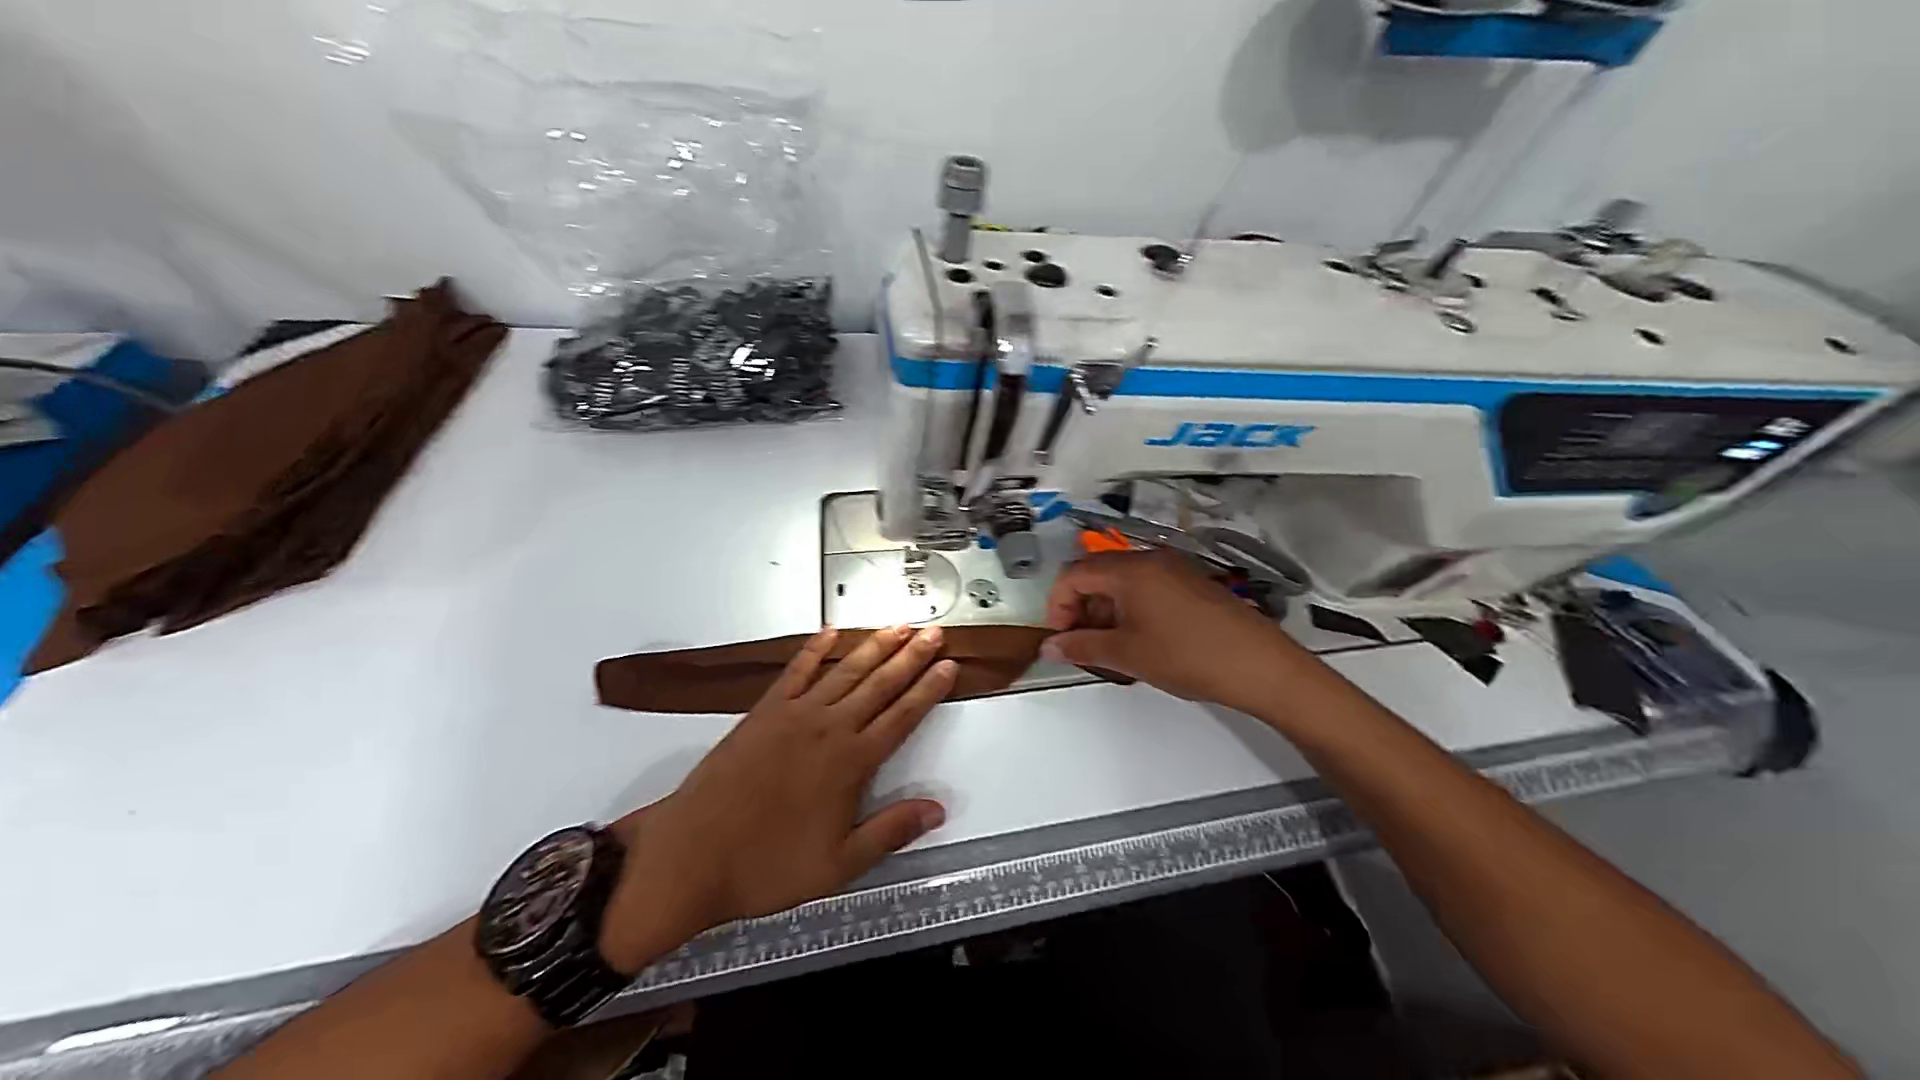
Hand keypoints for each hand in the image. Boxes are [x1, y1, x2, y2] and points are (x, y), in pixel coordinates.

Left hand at [598, 625, 955, 972]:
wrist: (692, 855)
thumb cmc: (766, 865)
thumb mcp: (838, 864)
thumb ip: (890, 831)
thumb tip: (935, 810)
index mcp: (851, 763)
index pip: (902, 716)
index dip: (928, 690)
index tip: (947, 667)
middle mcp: (828, 729)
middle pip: (880, 684)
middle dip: (911, 656)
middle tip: (933, 633)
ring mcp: (794, 715)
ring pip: (845, 670)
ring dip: (874, 646)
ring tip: (897, 626)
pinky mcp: (764, 712)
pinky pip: (796, 671)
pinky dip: (814, 650)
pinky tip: (829, 634)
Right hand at [1042, 549, 1300, 713]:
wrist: (1259, 665)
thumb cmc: (1188, 656)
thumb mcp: (1127, 654)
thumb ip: (1081, 646)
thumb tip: (1050, 648)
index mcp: (1129, 570)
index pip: (1073, 574)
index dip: (1057, 605)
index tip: (1059, 636)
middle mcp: (1151, 560)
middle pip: (1096, 573)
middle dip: (1080, 606)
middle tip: (1080, 643)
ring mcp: (1174, 570)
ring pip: (1122, 581)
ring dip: (1104, 609)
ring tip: (1109, 646)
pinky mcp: (1191, 584)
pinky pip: (1147, 587)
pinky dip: (1130, 608)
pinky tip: (1139, 639)